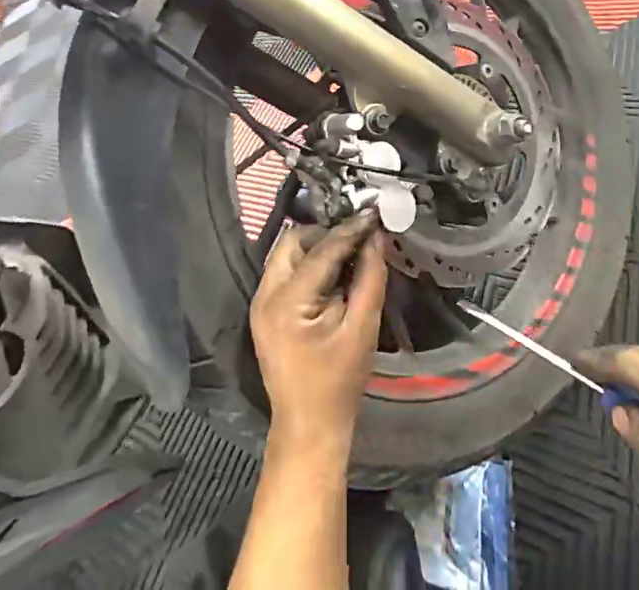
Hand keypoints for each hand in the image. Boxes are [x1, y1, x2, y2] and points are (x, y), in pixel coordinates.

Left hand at [250, 211, 387, 446]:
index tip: (376, 214)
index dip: (352, 229)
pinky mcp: (266, 311)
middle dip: (328, 233)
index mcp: (287, 301)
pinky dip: (311, 263)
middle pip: (294, 241)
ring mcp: (261, 303)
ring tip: (352, 255)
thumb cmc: (339, 379)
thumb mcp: (363, 326)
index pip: (322, 249)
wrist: (309, 424)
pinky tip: (336, 274)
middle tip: (361, 239)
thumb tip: (377, 237)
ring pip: (288, 253)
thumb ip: (371, 276)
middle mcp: (265, 296)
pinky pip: (287, 271)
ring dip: (319, 247)